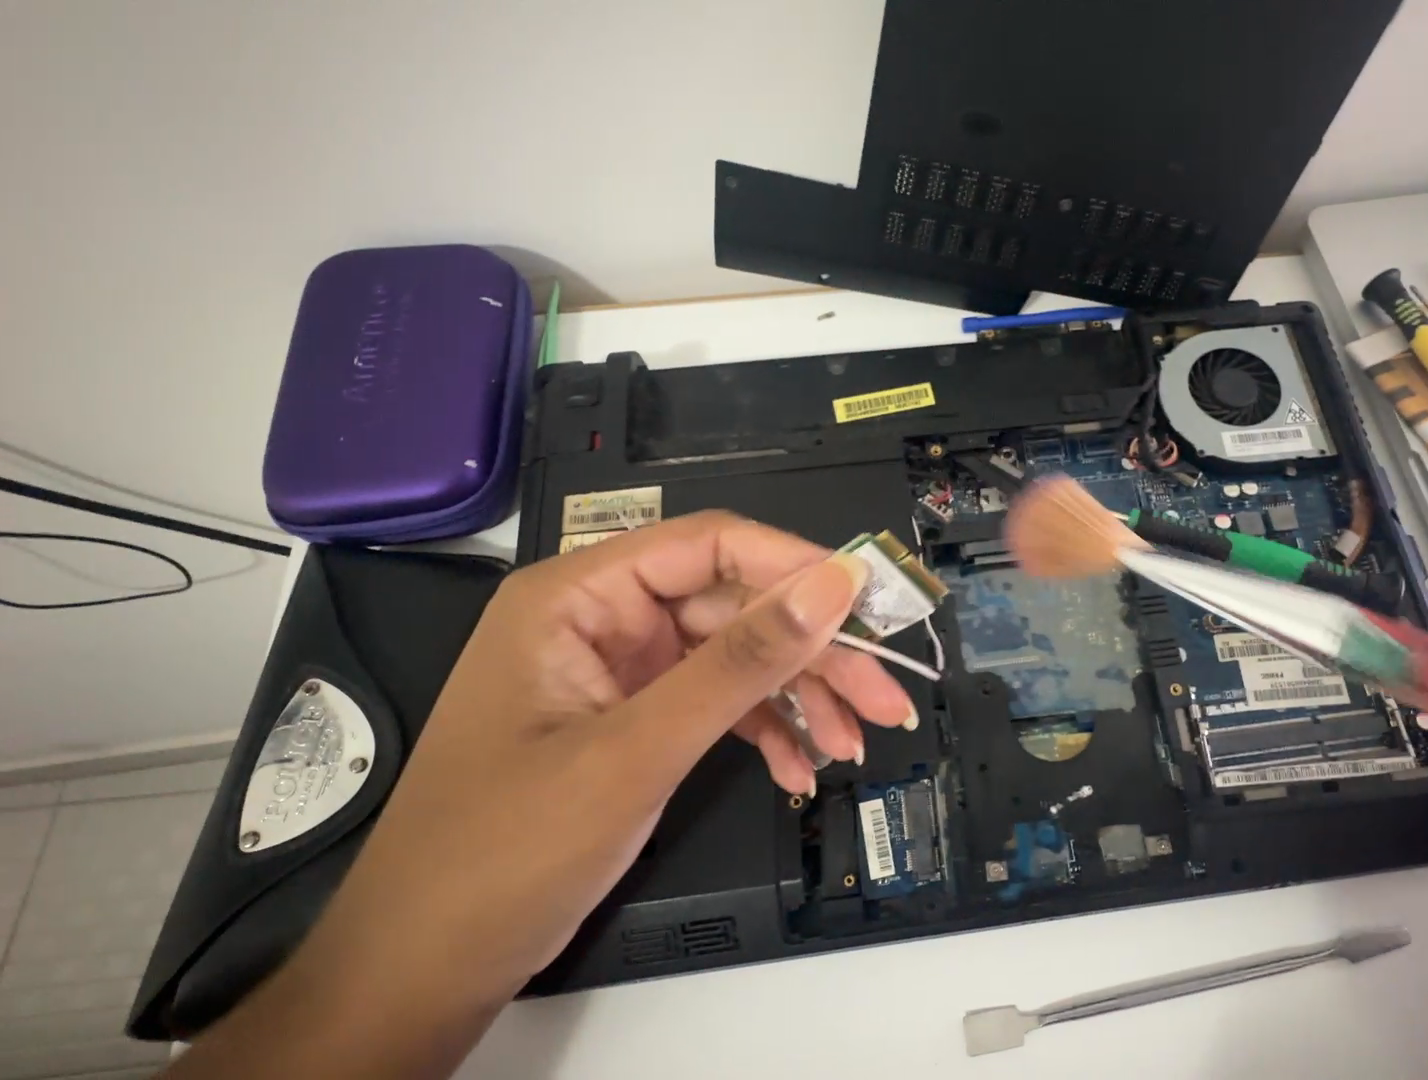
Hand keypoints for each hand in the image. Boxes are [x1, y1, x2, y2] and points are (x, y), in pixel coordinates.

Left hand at [167, 511, 914, 1079]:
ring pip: (735, 658)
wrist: (425, 968)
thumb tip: (834, 584)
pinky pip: (717, 705)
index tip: (870, 602)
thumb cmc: (508, 850)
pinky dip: (764, 733)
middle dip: (812, 654)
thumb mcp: (637, 751)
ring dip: (800, 699)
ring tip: (856, 745)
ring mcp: (621, 671)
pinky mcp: (635, 719)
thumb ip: (739, 663)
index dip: (795, 565)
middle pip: (735, 607)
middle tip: (884, 697)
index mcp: (581, 595)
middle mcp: (604, 618)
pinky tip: (802, 771)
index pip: (709, 545)